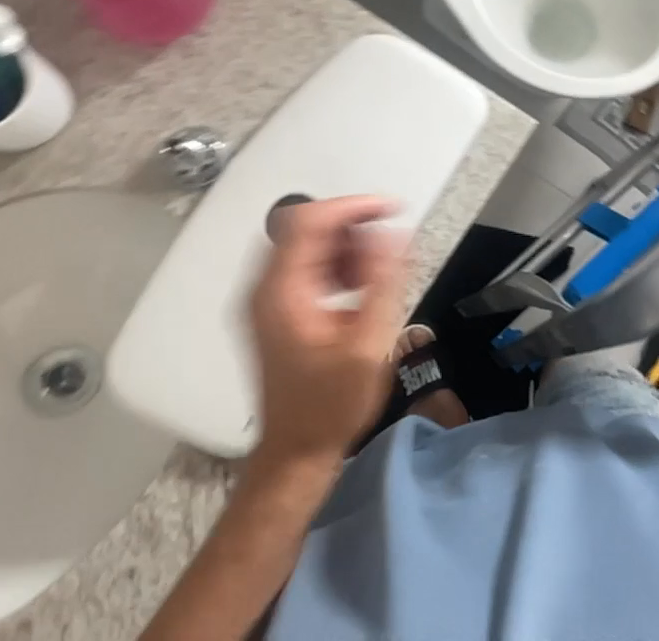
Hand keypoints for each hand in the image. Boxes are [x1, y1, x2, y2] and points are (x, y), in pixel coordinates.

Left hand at [247, 196, 406, 467]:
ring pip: (308, 248)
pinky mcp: (279, 314)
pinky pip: (309, 270)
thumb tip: (393, 236)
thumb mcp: (368, 344)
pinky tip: (363, 293)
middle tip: (390, 253)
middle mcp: (265, 290)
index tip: (392, 210)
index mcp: (280, 292)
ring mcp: (268, 302)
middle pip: (306, 230)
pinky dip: (340, 269)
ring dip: (349, 251)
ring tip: (380, 278)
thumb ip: (382, 284)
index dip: (353, 207)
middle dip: (354, 231)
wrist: (297, 451)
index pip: (309, 221)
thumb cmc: (330, 405)